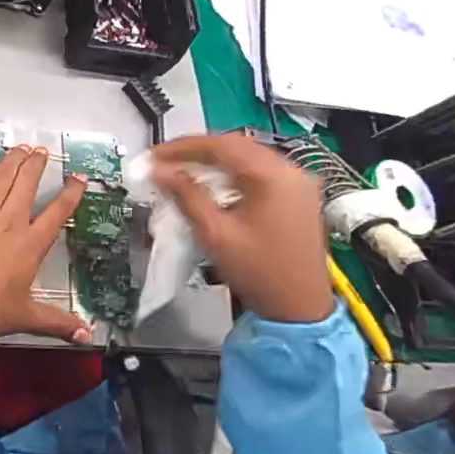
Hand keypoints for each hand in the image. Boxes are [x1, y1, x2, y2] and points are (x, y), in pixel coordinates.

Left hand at [0, 146, 91, 344]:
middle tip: (42, 151)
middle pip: (28, 183)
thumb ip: (58, 322)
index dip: (71, 193)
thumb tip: (87, 335)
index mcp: (31, 245)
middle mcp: (10, 222)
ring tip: (21, 147)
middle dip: (37, 164)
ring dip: (12, 159)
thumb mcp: (25, 317)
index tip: (79, 178)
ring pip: (1, 177)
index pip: (58, 212)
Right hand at [151, 134, 332, 322]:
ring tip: (180, 171)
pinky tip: (209, 184)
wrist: (299, 307)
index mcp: (274, 177)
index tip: (155, 155)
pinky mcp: (297, 196)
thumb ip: (186, 195)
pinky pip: (258, 172)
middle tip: (163, 161)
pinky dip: (230, 173)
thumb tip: (160, 172)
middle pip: (236, 146)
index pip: (221, 146)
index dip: (182, 147)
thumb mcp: (215, 233)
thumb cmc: (260, 273)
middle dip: (196, 151)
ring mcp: (297, 184)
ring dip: (212, 161)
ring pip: (246, 157)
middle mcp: (291, 172)